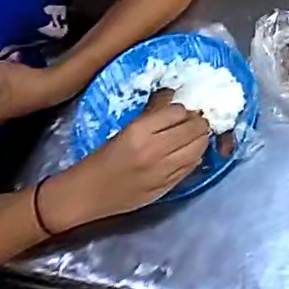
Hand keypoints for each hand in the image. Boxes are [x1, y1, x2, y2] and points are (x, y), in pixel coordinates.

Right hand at [39, 103, 211, 228]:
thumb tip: (173, 94)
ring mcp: (162, 172)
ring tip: (194, 135)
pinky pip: (192, 167)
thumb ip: (152, 112)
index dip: (183, 109)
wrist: (87, 194)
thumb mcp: (126, 128)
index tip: (182, 110)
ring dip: (200, 138)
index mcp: (140, 131)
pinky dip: (195, 155)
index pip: (178, 112)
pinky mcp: (166, 188)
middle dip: (198, 121)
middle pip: (194, 129)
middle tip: (195, 119)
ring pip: (199, 148)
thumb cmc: (103, 157)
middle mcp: (154, 150)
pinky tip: (189, 152)